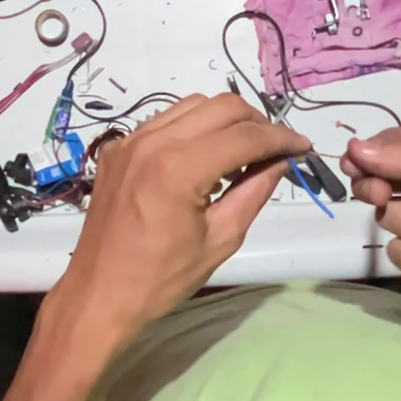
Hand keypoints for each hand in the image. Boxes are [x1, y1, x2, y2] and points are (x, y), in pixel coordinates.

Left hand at [45, 94, 308, 350]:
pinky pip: (165, 121)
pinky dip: (193, 128)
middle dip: (256, 122)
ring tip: (244, 150)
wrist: (98, 295)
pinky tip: (205, 156)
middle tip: (276, 148)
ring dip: (225, 120)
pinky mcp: (117, 148)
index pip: (244, 136)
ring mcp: (129, 141)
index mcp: (177, 168)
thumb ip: (254, 192)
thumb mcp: (220, 239)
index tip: (303, 146)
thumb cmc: (161, 279)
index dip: (280, 138)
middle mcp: (152, 142)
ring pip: (192, 105)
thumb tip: (281, 161)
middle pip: (221, 106)